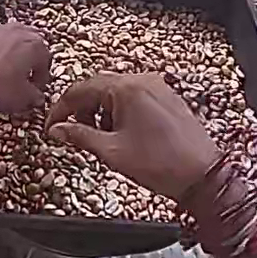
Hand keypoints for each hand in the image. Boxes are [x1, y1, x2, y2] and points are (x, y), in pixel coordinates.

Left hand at [0, 23, 51, 114]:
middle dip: (25, 59)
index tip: (35, 88)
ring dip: (6, 52)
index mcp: (35, 45)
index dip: (40, 76)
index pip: (45, 60)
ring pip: (6, 39)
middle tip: (19, 77)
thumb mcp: (23, 98)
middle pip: (27, 44)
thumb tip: (35, 96)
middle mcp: (16, 31)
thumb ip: (34, 96)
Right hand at [45, 73, 219, 198]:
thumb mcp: (111, 151)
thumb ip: (79, 136)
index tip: (52, 126)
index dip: (61, 109)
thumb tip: (56, 130)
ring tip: (98, 138)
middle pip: (97, 88)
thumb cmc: (160, 164)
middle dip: (81, 111)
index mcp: (126, 88)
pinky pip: (133, 97)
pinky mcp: (166, 98)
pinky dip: (119, 112)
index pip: (80, 90)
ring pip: (115, 93)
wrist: (204, 177)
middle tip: (71, 134)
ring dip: (100, 112)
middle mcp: (142, 81)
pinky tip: (119, 134)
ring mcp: (156, 88)